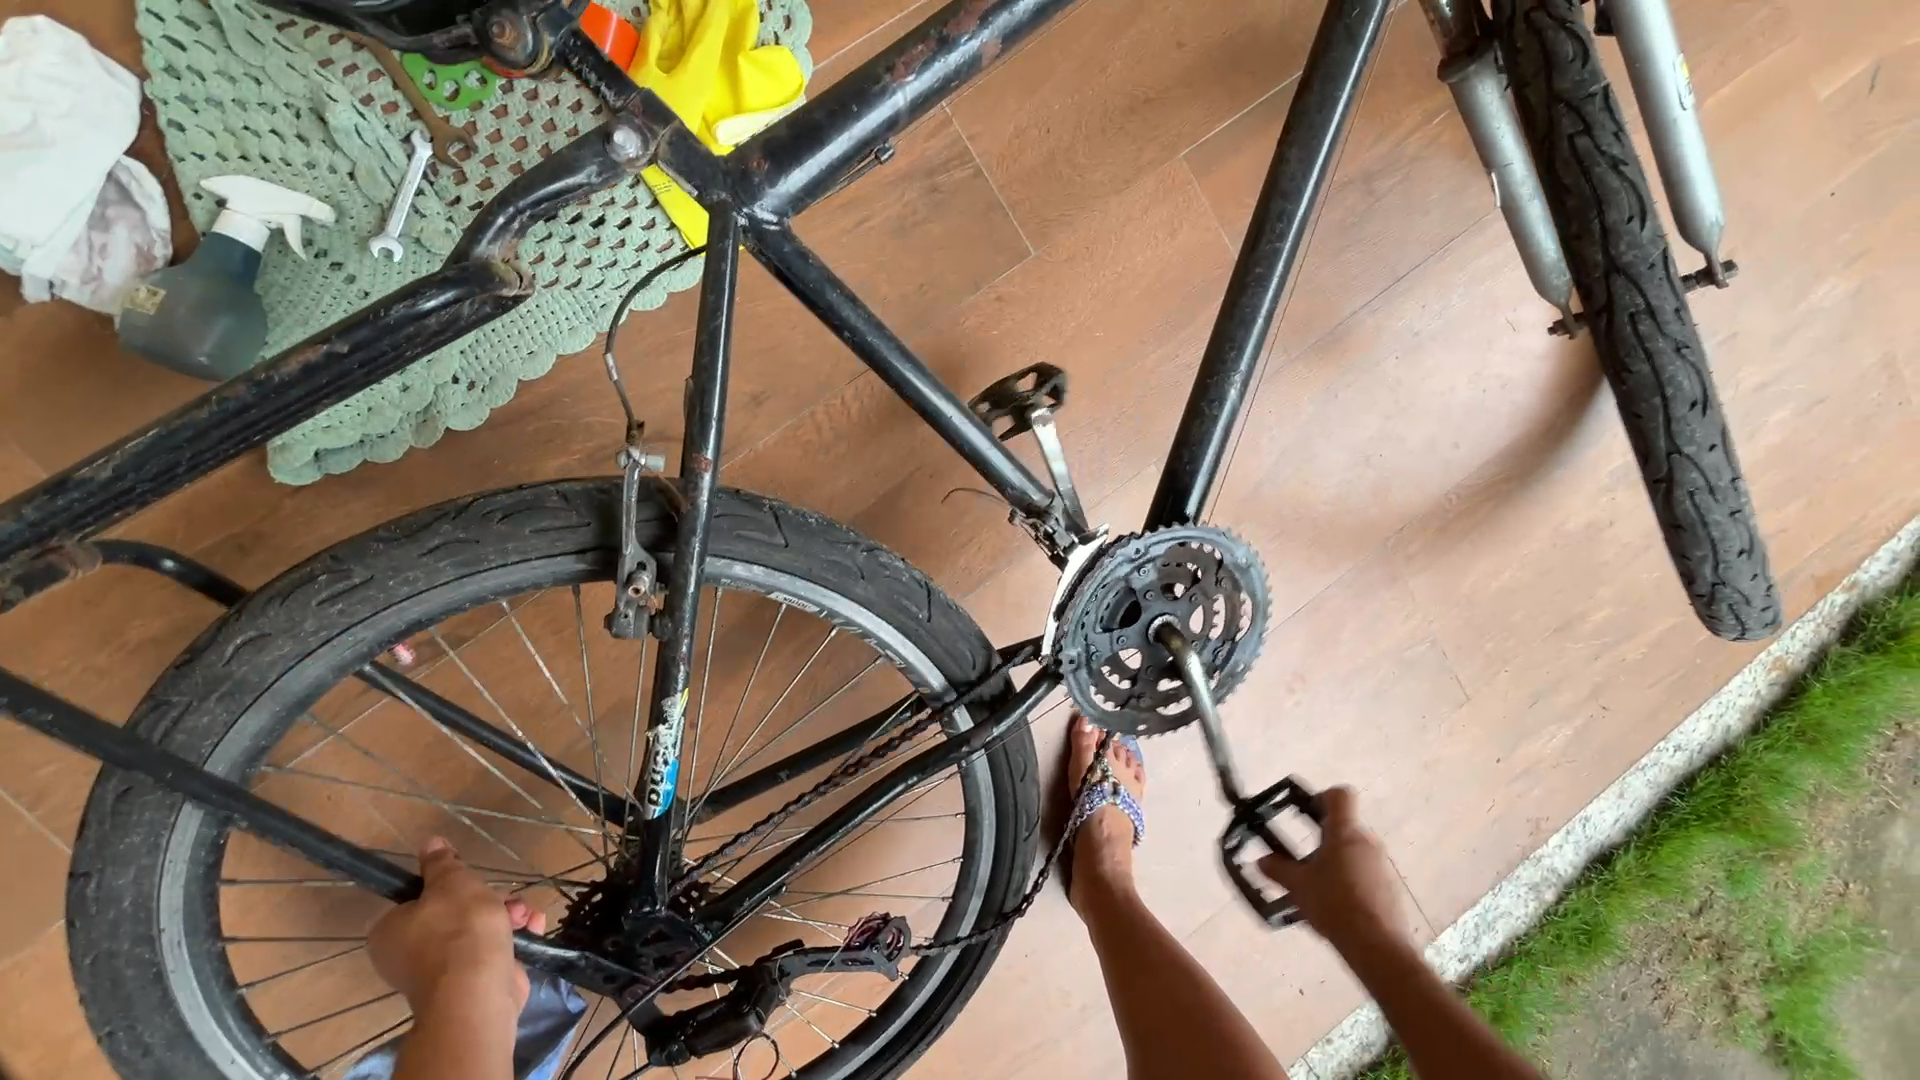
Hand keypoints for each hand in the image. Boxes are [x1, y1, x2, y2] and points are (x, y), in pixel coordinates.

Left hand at [368, 837, 544, 1010]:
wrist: (477, 990)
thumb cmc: (458, 930)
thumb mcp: (452, 883)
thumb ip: (441, 864)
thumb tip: (429, 843)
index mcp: (390, 932)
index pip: (418, 899)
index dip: (450, 886)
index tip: (473, 881)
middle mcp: (408, 955)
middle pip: (453, 913)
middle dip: (490, 901)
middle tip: (506, 898)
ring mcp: (440, 972)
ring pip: (478, 930)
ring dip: (508, 916)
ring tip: (525, 915)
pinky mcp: (469, 983)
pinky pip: (491, 950)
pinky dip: (513, 937)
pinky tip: (532, 927)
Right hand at [1256, 787, 1409, 950]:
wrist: (1378, 946)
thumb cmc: (1334, 904)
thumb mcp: (1297, 885)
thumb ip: (1277, 869)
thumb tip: (1261, 860)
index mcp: (1345, 833)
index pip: (1340, 795)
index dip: (1322, 797)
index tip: (1306, 812)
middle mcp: (1368, 842)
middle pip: (1345, 826)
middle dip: (1323, 836)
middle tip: (1302, 856)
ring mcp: (1382, 865)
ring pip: (1354, 851)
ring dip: (1336, 860)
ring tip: (1317, 885)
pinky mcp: (1390, 888)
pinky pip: (1365, 872)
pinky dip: (1350, 880)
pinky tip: (1336, 904)